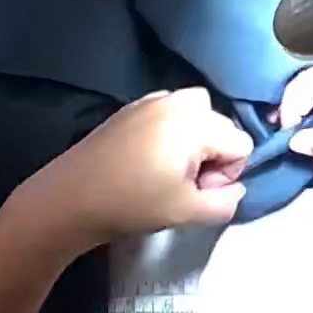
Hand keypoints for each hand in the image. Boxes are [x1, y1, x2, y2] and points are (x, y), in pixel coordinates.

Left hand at [3, 88, 255, 254]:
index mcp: (196, 120)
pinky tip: (146, 160)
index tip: (197, 191)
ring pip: (194, 115)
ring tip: (166, 171)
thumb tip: (233, 188)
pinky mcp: (129, 108)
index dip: (227, 173)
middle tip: (182, 182)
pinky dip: (169, 132)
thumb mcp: (189, 212)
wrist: (72, 196)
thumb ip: (226, 201)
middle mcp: (176, 100)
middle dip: (211, 153)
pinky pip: (167, 113)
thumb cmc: (133, 203)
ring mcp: (149, 100)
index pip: (241, 144)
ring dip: (192, 141)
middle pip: (219, 125)